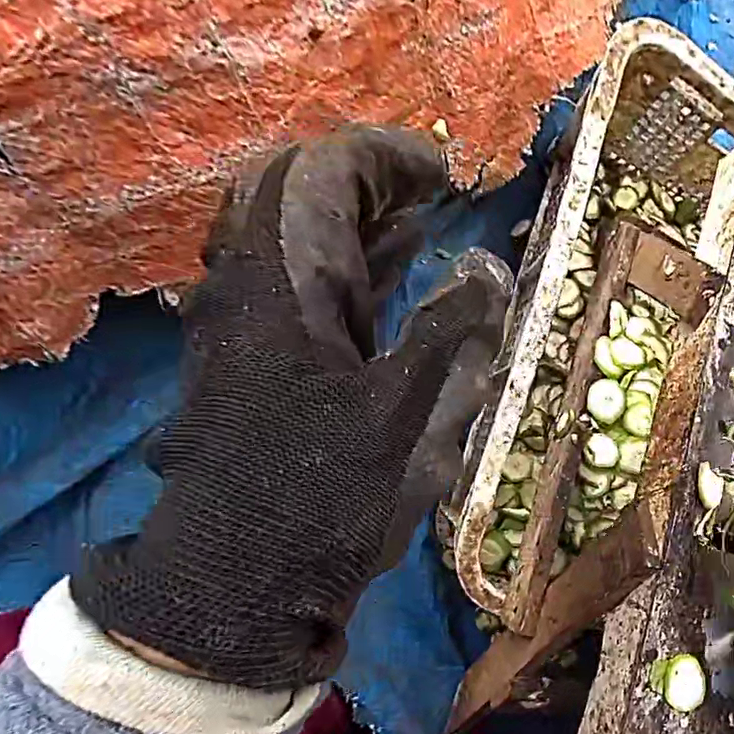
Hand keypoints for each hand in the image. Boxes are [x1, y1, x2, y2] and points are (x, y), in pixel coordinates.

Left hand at [73, 126, 509, 689]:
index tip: (449, 174)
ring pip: (296, 241)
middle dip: (370, 182)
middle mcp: (252, 290)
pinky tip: (393, 279)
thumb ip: (448, 335)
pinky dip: (349, 271)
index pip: (322, 174)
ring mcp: (249, 324)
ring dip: (360, 224)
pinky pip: (301, 288)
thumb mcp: (402, 417)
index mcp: (283, 288)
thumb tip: (489, 268)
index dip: (389, 159)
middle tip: (436, 194)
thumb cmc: (325, 496)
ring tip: (427, 224)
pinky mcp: (259, 360)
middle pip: (297, 194)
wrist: (245, 575)